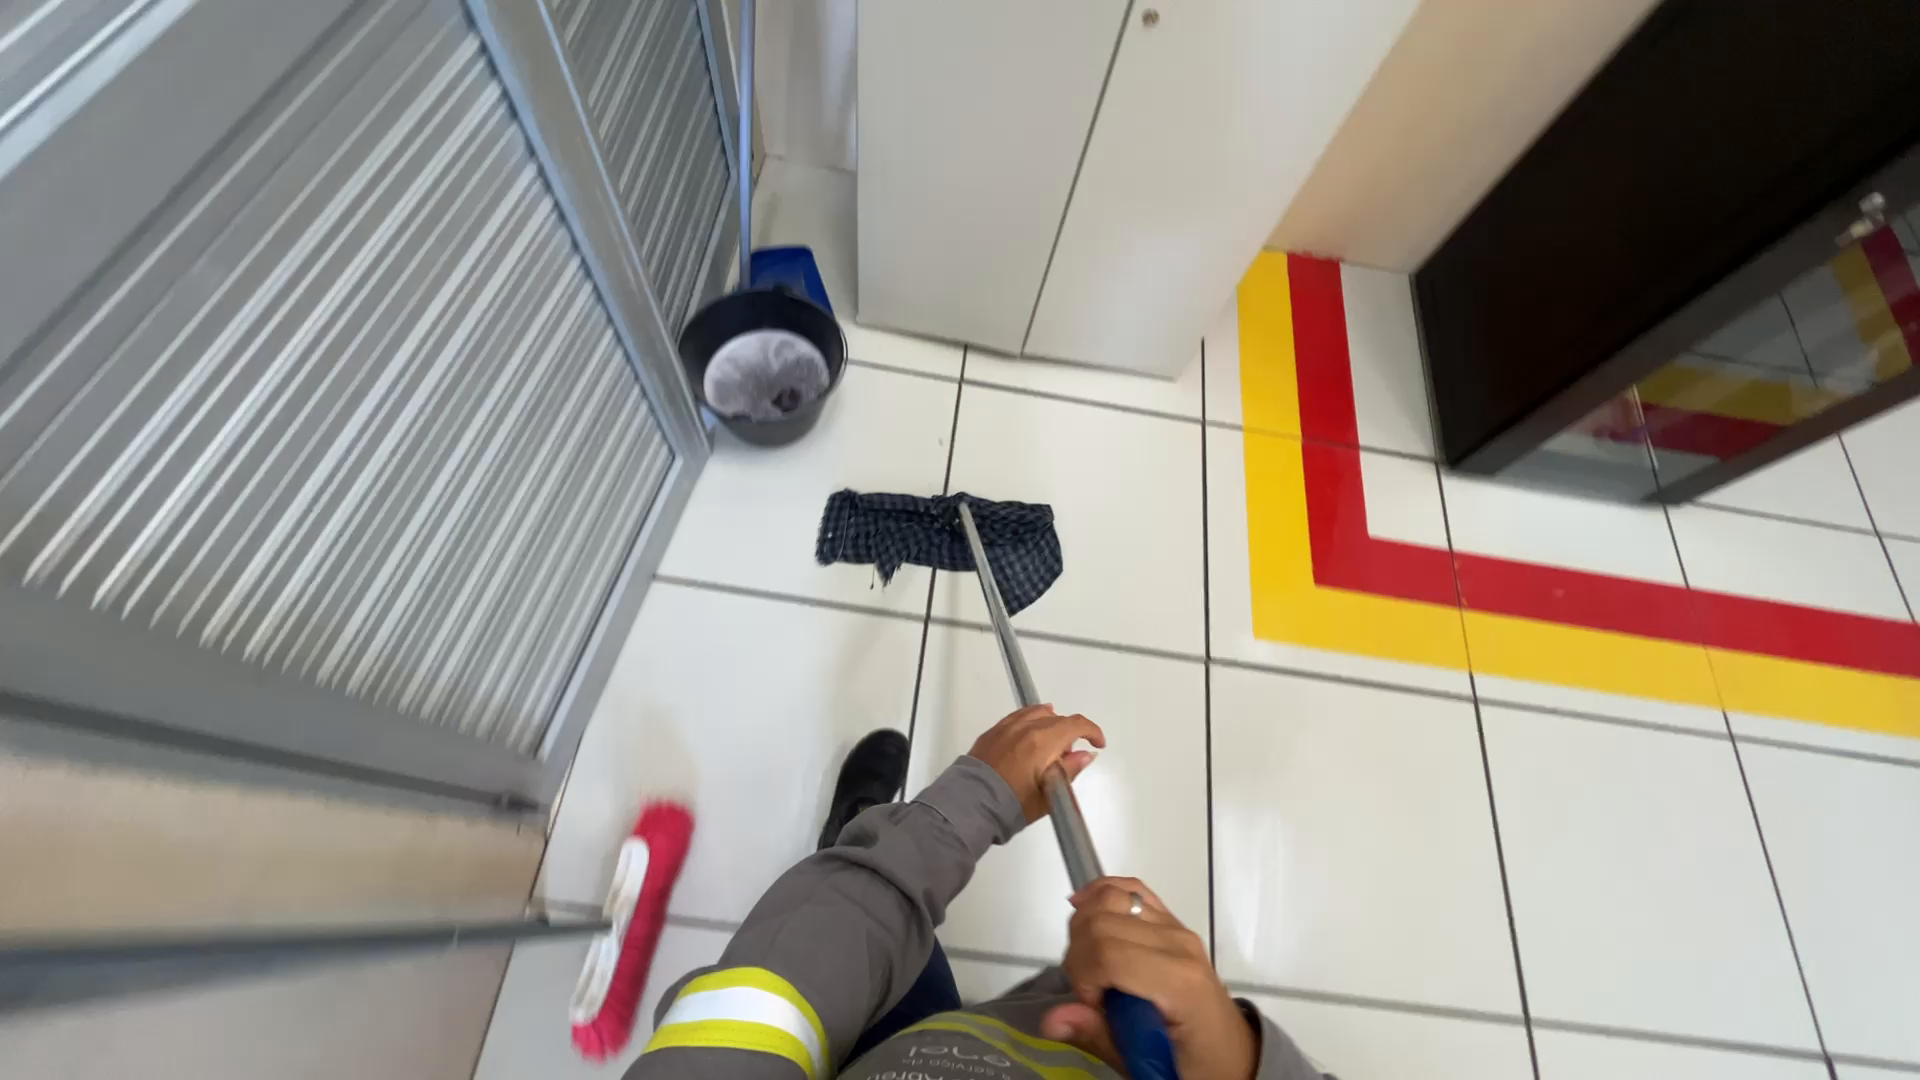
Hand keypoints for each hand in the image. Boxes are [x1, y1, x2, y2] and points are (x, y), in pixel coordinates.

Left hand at [966, 704, 1104, 822]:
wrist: (971, 804)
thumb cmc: (1013, 804)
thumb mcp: (1048, 795)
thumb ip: (1069, 771)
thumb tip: (1084, 755)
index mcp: (1043, 742)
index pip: (1075, 725)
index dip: (1092, 732)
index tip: (1098, 745)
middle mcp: (1026, 727)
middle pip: (1058, 719)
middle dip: (1072, 733)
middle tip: (1070, 757)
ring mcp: (1007, 726)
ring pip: (1038, 713)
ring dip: (1052, 723)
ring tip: (1054, 740)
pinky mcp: (993, 731)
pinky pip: (1019, 716)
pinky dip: (1032, 718)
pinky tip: (1034, 726)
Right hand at [1043, 878, 1257, 1079]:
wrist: (1231, 1054)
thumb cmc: (1194, 1066)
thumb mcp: (1149, 1067)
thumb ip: (1099, 1037)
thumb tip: (1050, 1020)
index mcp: (1179, 984)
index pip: (1109, 954)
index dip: (1084, 977)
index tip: (1090, 1007)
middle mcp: (1178, 943)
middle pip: (1102, 922)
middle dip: (1078, 954)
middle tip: (1087, 990)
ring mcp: (1175, 925)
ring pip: (1110, 898)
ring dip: (1084, 924)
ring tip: (1088, 961)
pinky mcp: (1169, 918)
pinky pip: (1129, 888)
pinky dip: (1100, 892)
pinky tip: (1084, 908)